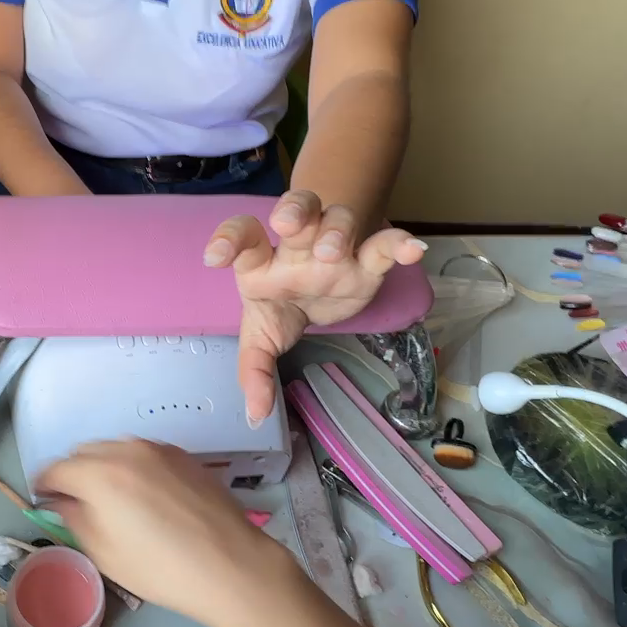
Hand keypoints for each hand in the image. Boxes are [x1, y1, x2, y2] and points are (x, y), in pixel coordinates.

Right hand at [34, 439, 298, 626]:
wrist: (230, 564)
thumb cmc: (161, 568)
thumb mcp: (104, 552)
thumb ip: (74, 518)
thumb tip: (61, 501)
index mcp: (99, 474)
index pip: (55, 469)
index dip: (44, 485)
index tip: (43, 500)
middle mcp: (125, 450)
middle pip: (83, 452)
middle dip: (72, 473)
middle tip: (76, 502)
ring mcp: (156, 448)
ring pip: (113, 448)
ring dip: (101, 466)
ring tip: (110, 498)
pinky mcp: (181, 454)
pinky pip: (141, 452)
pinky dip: (130, 465)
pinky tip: (142, 494)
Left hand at [204, 190, 426, 424]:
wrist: (317, 295)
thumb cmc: (281, 307)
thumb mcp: (262, 338)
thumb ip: (254, 371)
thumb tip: (255, 416)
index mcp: (261, 262)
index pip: (243, 237)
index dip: (228, 240)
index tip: (215, 257)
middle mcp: (295, 247)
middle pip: (295, 210)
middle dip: (292, 211)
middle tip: (287, 225)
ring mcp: (334, 248)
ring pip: (336, 218)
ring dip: (335, 229)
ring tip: (332, 252)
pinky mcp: (368, 261)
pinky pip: (383, 245)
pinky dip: (398, 244)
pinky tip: (411, 250)